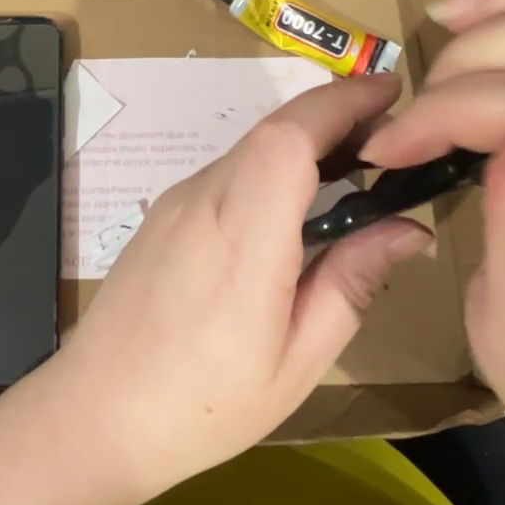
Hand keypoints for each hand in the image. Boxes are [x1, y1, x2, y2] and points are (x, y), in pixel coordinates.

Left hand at [32, 73, 432, 498]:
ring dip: (304, 139)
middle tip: (392, 134)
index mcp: (242, 238)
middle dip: (334, 113)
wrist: (95, 412)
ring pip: (249, 147)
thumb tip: (409, 227)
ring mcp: (176, 202)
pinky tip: (297, 201)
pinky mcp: (163, 213)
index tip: (393, 91)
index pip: (289, 137)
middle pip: (272, 131)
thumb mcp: (296, 361)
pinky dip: (272, 165)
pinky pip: (227, 171)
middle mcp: (202, 201)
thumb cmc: (203, 405)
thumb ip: (351, 283)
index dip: (341, 102)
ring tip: (357, 164)